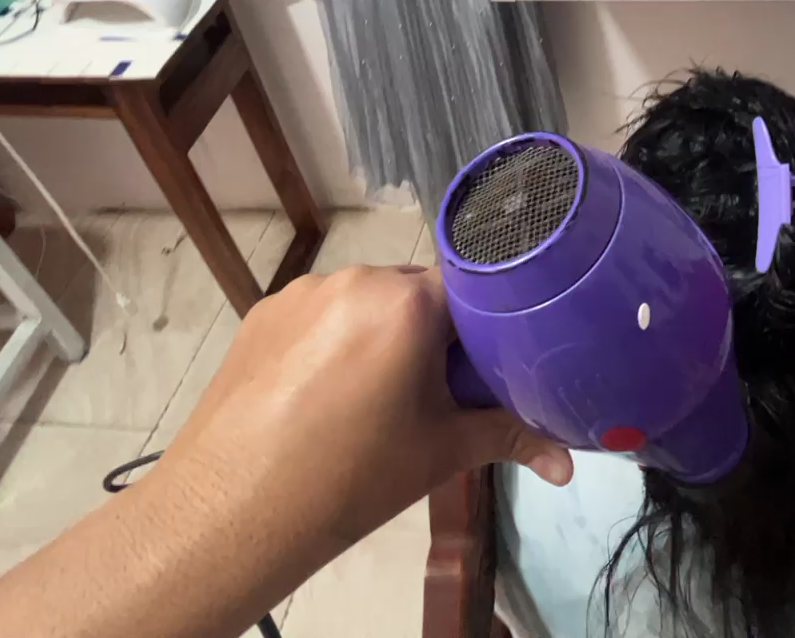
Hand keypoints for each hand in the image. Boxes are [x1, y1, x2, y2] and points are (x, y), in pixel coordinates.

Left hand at [148, 264, 572, 551]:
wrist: (225, 516)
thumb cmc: (350, 479)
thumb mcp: (441, 453)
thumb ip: (512, 439)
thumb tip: (569, 467)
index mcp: (408, 302)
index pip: (471, 286)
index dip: (485, 321)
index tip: (484, 360)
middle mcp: (358, 277)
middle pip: (418, 290)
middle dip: (432, 329)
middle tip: (431, 386)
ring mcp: (305, 290)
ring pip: (368, 297)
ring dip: (381, 328)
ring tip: (370, 390)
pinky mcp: (265, 309)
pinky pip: (322, 309)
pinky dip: (334, 335)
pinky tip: (319, 388)